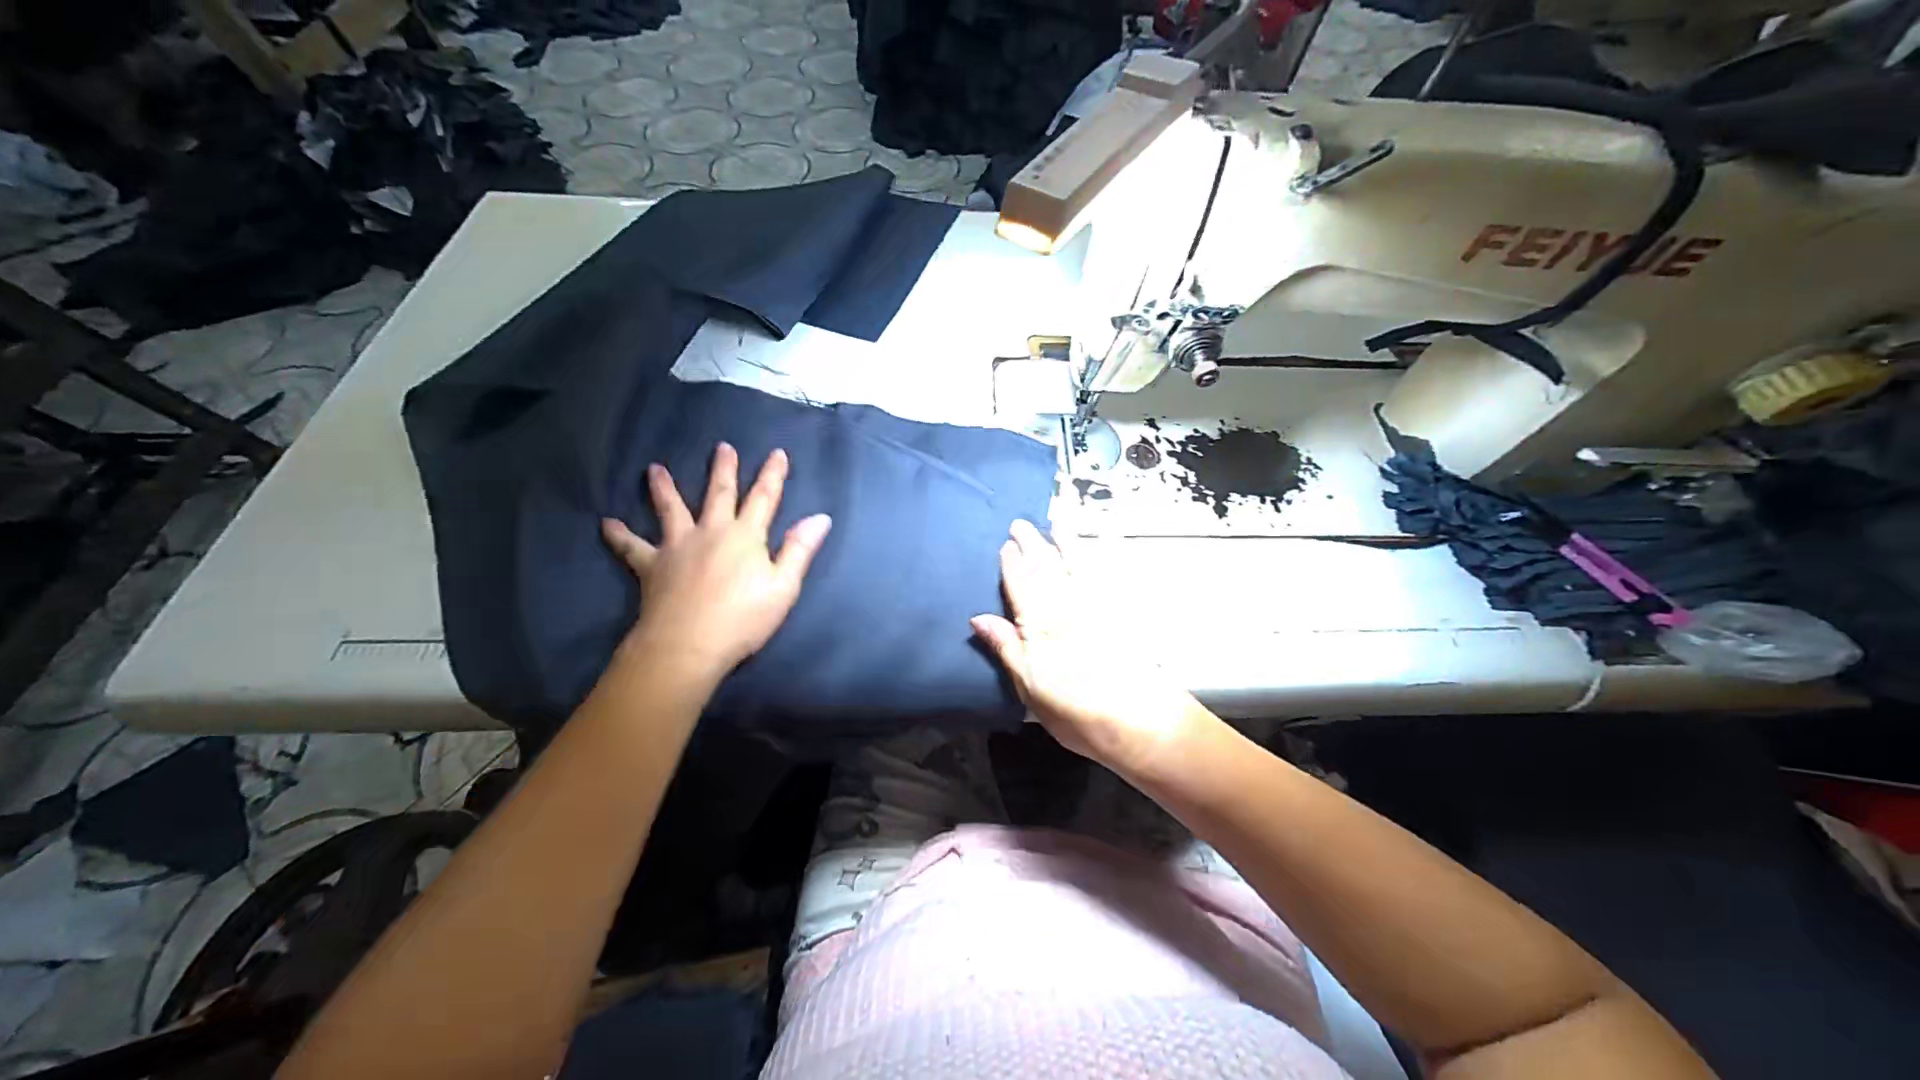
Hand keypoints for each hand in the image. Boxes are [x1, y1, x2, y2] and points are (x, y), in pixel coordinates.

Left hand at [602, 442, 831, 683]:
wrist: (687, 645)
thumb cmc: (743, 619)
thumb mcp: (784, 587)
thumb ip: (799, 550)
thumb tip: (820, 517)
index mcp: (746, 536)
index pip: (764, 498)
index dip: (773, 475)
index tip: (777, 453)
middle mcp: (711, 531)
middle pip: (718, 494)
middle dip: (724, 470)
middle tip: (722, 447)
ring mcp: (678, 546)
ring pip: (671, 510)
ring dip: (664, 488)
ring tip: (654, 469)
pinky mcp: (652, 566)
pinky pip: (632, 548)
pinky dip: (619, 536)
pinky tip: (606, 524)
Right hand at [970, 520, 1208, 778]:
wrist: (1138, 721)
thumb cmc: (1075, 712)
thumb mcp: (1028, 686)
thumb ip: (1005, 647)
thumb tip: (978, 619)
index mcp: (1038, 623)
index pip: (1020, 584)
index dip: (1012, 563)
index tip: (1006, 544)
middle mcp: (1066, 606)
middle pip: (1046, 568)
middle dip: (1032, 544)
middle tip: (1021, 524)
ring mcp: (1098, 606)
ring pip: (1077, 565)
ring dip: (1065, 543)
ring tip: (1057, 524)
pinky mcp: (1124, 613)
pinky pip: (1109, 576)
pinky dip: (1103, 557)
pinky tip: (1103, 546)